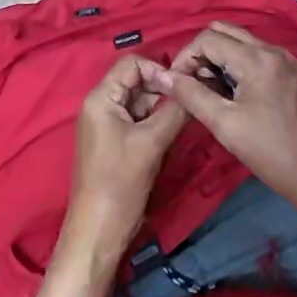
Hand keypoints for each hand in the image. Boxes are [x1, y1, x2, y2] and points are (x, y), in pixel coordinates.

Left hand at [67, 56, 189, 255]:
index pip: (132, 63)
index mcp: (101, 98)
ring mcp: (108, 124)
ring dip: (163, 106)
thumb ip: (175, 110)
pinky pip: (139, 120)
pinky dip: (157, 122)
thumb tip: (197, 87)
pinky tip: (174, 132)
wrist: (99, 232)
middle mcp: (101, 105)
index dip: (158, 70)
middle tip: (191, 102)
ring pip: (141, 101)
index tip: (183, 87)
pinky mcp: (116, 142)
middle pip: (137, 81)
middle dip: (164, 88)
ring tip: (186, 117)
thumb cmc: (120, 183)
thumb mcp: (152, 142)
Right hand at [166, 22, 296, 219]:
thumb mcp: (225, 125)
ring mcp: (286, 59)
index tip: (175, 85)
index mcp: (257, 58)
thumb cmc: (271, 153)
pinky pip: (256, 55)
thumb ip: (191, 95)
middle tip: (191, 84)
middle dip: (201, 53)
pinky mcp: (292, 72)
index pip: (208, 38)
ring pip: (241, 42)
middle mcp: (273, 49)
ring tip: (208, 91)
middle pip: (225, 32)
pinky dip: (237, 65)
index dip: (185, 57)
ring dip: (219, 58)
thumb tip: (162, 76)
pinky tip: (232, 93)